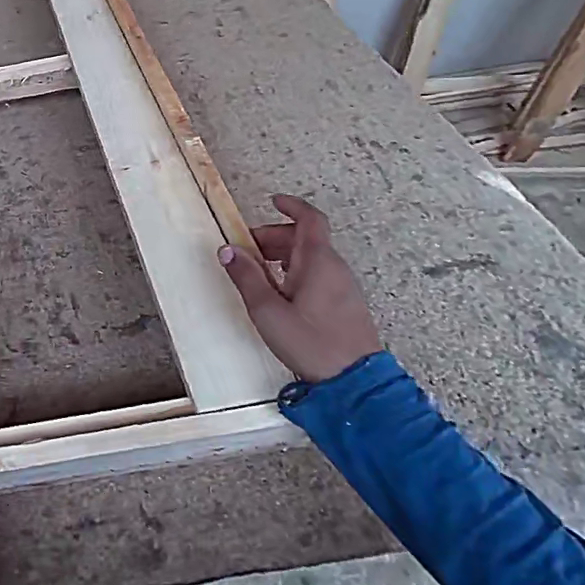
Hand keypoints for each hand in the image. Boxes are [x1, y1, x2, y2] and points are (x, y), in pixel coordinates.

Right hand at [218, 194, 382, 382]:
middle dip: (273, 237)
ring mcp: (343, 286)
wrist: (356, 383)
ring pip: (310, 257)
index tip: (273, 201)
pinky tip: (280, 293)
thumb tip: (228, 250)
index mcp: (317, 261)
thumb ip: (246, 277)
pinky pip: (318, 274)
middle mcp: (334, 267)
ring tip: (258, 274)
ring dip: (283, 256)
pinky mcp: (345, 304)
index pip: (309, 218)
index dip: (291, 206)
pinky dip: (296, 271)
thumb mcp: (268, 311)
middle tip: (247, 251)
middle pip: (304, 238)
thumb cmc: (312, 344)